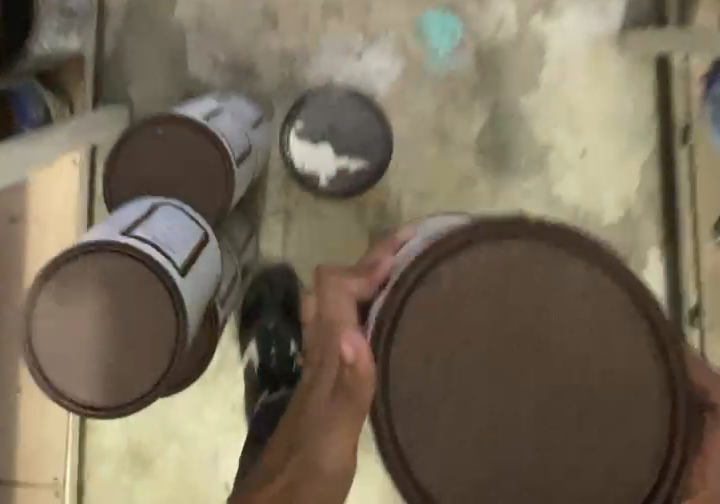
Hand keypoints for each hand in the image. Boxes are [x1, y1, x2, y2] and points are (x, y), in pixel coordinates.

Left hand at [230, 228, 414, 503]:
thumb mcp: (336, 435)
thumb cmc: (309, 473)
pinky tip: (380, 328)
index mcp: (325, 354)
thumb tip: (356, 330)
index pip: (337, 285)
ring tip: (399, 278)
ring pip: (335, 305)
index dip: (369, 262)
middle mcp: (320, 349)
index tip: (408, 246)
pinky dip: (363, 312)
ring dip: (364, 282)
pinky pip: (342, 329)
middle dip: (370, 262)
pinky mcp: (325, 384)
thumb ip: (350, 386)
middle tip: (410, 251)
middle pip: (334, 287)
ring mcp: (320, 366)